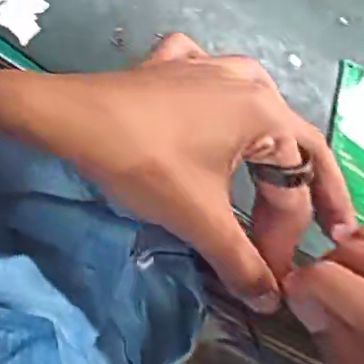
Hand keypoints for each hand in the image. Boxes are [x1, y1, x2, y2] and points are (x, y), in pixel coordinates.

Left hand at [8, 33, 354, 312]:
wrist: (68, 117)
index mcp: (262, 112)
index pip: (295, 186)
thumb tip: (270, 300)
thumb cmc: (141, 162)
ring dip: (263, 135)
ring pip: (250, 95)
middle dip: (294, 191)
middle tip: (289, 233)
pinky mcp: (160, 63)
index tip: (273, 275)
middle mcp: (239, 78)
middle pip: (284, 141)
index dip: (287, 236)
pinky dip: (210, 83)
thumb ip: (242, 264)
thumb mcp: (199, 219)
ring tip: (265, 168)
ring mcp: (196, 64)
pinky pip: (199, 66)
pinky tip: (205, 100)